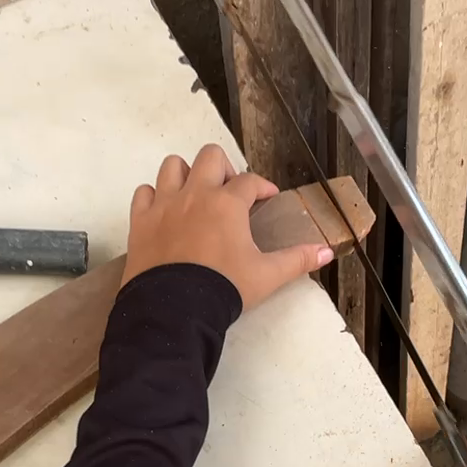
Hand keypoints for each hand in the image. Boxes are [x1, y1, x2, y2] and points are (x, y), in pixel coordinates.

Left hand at [122, 145, 333, 310]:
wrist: (175, 309)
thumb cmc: (224, 289)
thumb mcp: (266, 276)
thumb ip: (296, 260)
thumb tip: (326, 252)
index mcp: (227, 204)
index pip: (250, 181)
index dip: (262, 187)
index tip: (266, 198)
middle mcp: (195, 195)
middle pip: (210, 157)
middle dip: (223, 169)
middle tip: (229, 193)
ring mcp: (164, 205)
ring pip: (173, 166)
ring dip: (186, 174)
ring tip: (195, 195)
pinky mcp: (140, 221)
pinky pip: (144, 192)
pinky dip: (155, 196)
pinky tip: (165, 210)